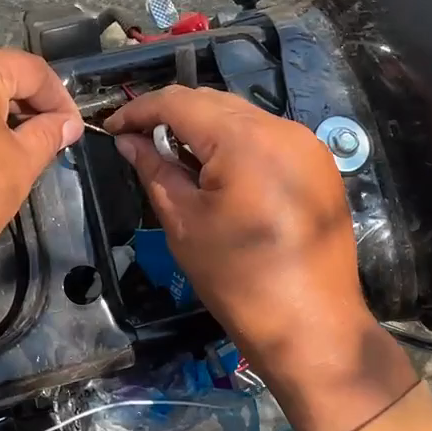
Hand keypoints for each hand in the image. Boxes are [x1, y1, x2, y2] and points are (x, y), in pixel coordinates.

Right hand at [105, 87, 417, 430]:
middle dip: (172, 115)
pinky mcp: (318, 162)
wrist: (312, 328)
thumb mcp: (184, 221)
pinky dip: (236, 142)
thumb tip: (129, 140)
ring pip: (241, 115)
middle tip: (140, 141)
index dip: (140, 110)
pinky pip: (266, 135)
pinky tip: (218, 171)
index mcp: (244, 139)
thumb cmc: (238, 279)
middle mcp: (280, 128)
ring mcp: (305, 143)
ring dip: (204, 127)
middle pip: (212, 102)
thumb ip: (155, 169)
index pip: (179, 102)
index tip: (113, 128)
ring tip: (176, 156)